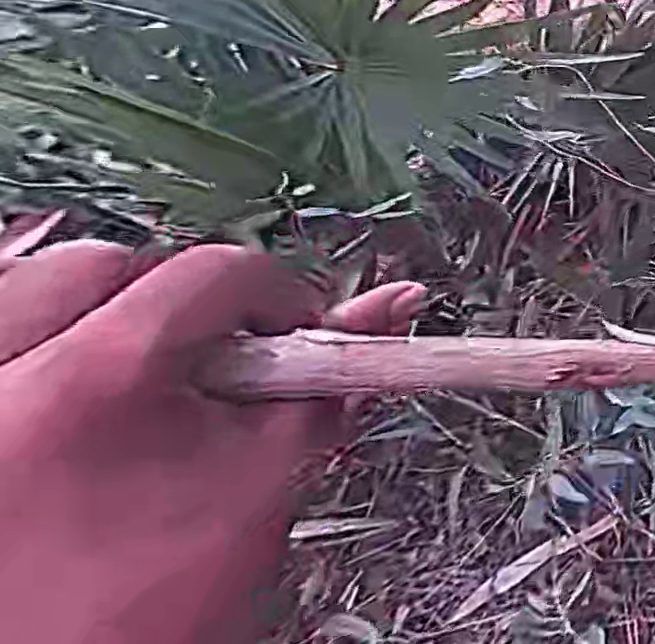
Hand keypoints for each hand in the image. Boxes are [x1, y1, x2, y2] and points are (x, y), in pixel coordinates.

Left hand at [0, 241, 422, 643]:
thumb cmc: (141, 610)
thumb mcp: (270, 473)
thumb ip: (331, 374)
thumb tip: (394, 303)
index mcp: (87, 386)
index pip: (212, 273)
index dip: (275, 294)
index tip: (290, 333)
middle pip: (91, 266)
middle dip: (171, 297)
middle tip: (211, 351)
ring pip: (9, 296)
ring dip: (81, 313)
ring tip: (128, 368)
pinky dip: (23, 346)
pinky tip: (55, 390)